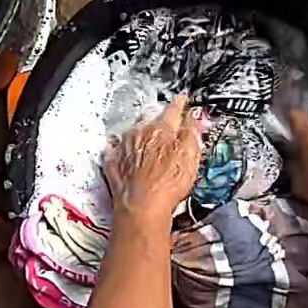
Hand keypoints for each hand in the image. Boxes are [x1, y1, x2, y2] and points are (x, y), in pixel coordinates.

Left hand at [105, 94, 203, 221]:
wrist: (141, 206)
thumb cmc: (166, 183)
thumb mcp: (190, 155)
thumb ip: (192, 132)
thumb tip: (192, 119)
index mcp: (160, 128)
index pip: (173, 109)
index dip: (181, 104)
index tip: (183, 100)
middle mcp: (139, 133)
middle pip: (152, 121)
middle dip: (161, 122)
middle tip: (170, 130)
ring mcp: (124, 148)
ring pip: (135, 134)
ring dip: (144, 137)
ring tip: (154, 150)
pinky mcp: (114, 164)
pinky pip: (120, 152)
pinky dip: (127, 153)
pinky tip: (133, 160)